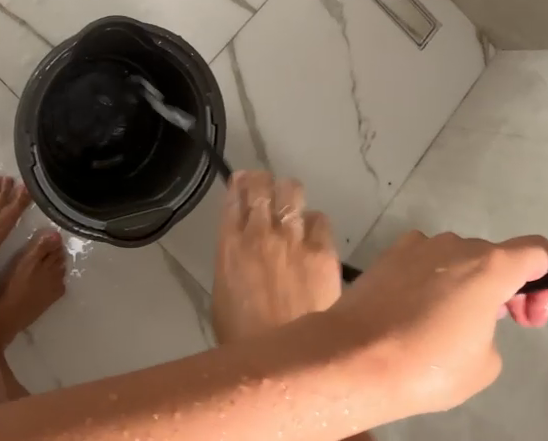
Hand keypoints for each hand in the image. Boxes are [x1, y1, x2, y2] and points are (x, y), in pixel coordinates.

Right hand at [212, 170, 343, 344]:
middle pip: (261, 184)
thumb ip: (233, 261)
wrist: (285, 366)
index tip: (242, 181)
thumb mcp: (224, 295)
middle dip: (263, 181)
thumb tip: (243, 247)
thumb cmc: (243, 340)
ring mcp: (293, 239)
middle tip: (266, 189)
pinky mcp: (323, 251)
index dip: (239, 184)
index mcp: (230, 244)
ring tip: (291, 206)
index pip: (234, 196)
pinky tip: (313, 239)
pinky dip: (315, 225)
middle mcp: (260, 232)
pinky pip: (320, 219)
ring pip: (292, 191)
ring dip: (289, 196)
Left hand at [326, 230, 547, 414]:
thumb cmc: (430, 364)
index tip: (527, 317)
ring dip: (462, 283)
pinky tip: (414, 314)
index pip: (536, 251)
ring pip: (455, 258)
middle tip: (489, 329)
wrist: (358, 355)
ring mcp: (417, 244)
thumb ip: (492, 327)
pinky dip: (429, 280)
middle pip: (492, 256)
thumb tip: (473, 315)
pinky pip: (423, 261)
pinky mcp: (388, 253)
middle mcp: (454, 244)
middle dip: (501, 289)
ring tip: (445, 327)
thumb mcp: (486, 362)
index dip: (545, 283)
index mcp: (488, 266)